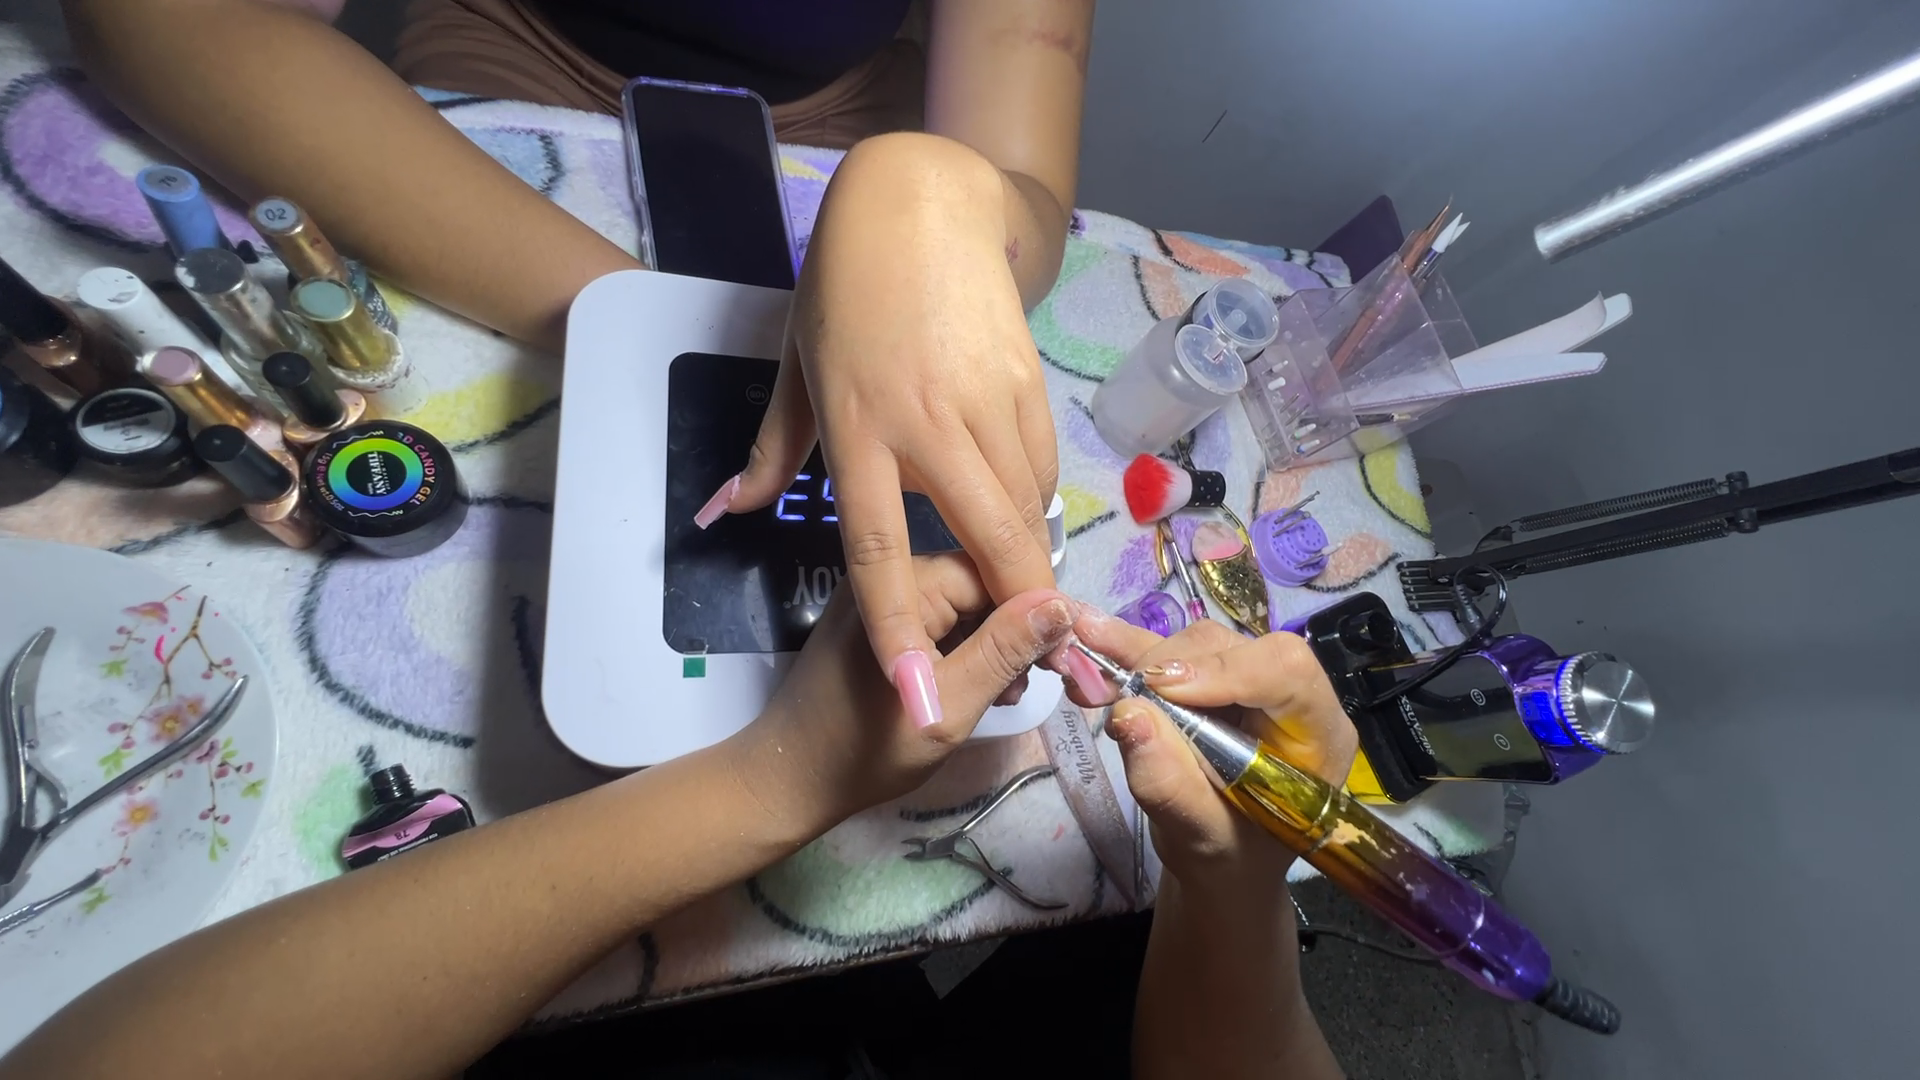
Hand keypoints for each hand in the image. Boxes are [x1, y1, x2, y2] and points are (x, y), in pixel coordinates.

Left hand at [703, 134, 1059, 729]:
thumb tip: (723, 512)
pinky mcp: (1029, 383)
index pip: (880, 554)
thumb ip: (769, 451)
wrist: (921, 206)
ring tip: (1023, 583)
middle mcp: (929, 428)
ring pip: (1027, 506)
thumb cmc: (844, 291)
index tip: (921, 700)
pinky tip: (1020, 504)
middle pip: (988, 540)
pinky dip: (1034, 498)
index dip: (899, 635)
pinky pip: (1041, 464)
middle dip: (1018, 607)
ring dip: (1028, 553)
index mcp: (859, 432)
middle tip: (1028, 650)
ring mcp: (987, 404)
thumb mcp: (796, 366)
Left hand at [728, 554, 1072, 830]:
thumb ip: (1004, 651)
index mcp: (901, 580)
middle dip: (1013, 631)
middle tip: (1028, 686)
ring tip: (1004, 694)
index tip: (1059, 659)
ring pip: (963, 602)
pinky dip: (965, 649)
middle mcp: (888, 571)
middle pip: (978, 582)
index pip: (990, 568)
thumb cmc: (866, 752)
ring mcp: (880, 594)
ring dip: (993, 644)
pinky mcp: (877, 619)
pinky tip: (977, 686)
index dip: (1033, 612)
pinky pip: (938, 618)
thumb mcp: (948, 706)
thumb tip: (1062, 602)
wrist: (787, 781)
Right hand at [1067, 613, 1358, 893]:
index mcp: (1313, 732)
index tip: (1164, 691)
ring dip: (1140, 658)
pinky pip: (1162, 647)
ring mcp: (1240, 677)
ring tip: (1093, 684)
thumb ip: (1171, 784)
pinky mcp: (1201, 673)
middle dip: (1170, 667)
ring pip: (1192, 641)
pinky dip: (1122, 646)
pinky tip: (1088, 634)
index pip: (1286, 670)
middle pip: (1231, 647)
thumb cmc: (1230, 854)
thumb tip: (1128, 715)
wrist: (1221, 858)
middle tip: (1120, 698)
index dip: (1224, 669)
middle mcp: (1283, 693)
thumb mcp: (1204, 836)